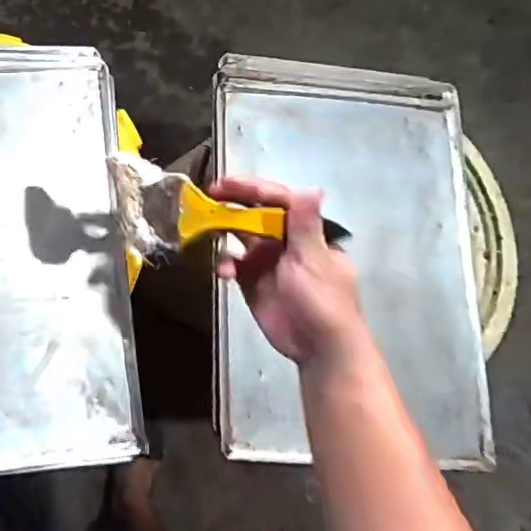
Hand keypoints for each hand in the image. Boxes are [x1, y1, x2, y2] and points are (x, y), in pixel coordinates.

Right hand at [210, 176, 369, 371]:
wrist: (319, 347)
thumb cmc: (323, 300)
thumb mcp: (314, 259)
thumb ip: (305, 224)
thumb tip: (311, 187)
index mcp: (306, 231)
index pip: (278, 200)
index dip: (251, 189)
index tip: (225, 184)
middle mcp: (285, 240)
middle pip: (256, 213)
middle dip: (232, 203)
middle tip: (208, 196)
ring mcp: (268, 260)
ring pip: (240, 236)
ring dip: (224, 232)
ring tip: (206, 229)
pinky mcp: (252, 280)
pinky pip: (233, 264)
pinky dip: (225, 264)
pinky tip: (223, 272)